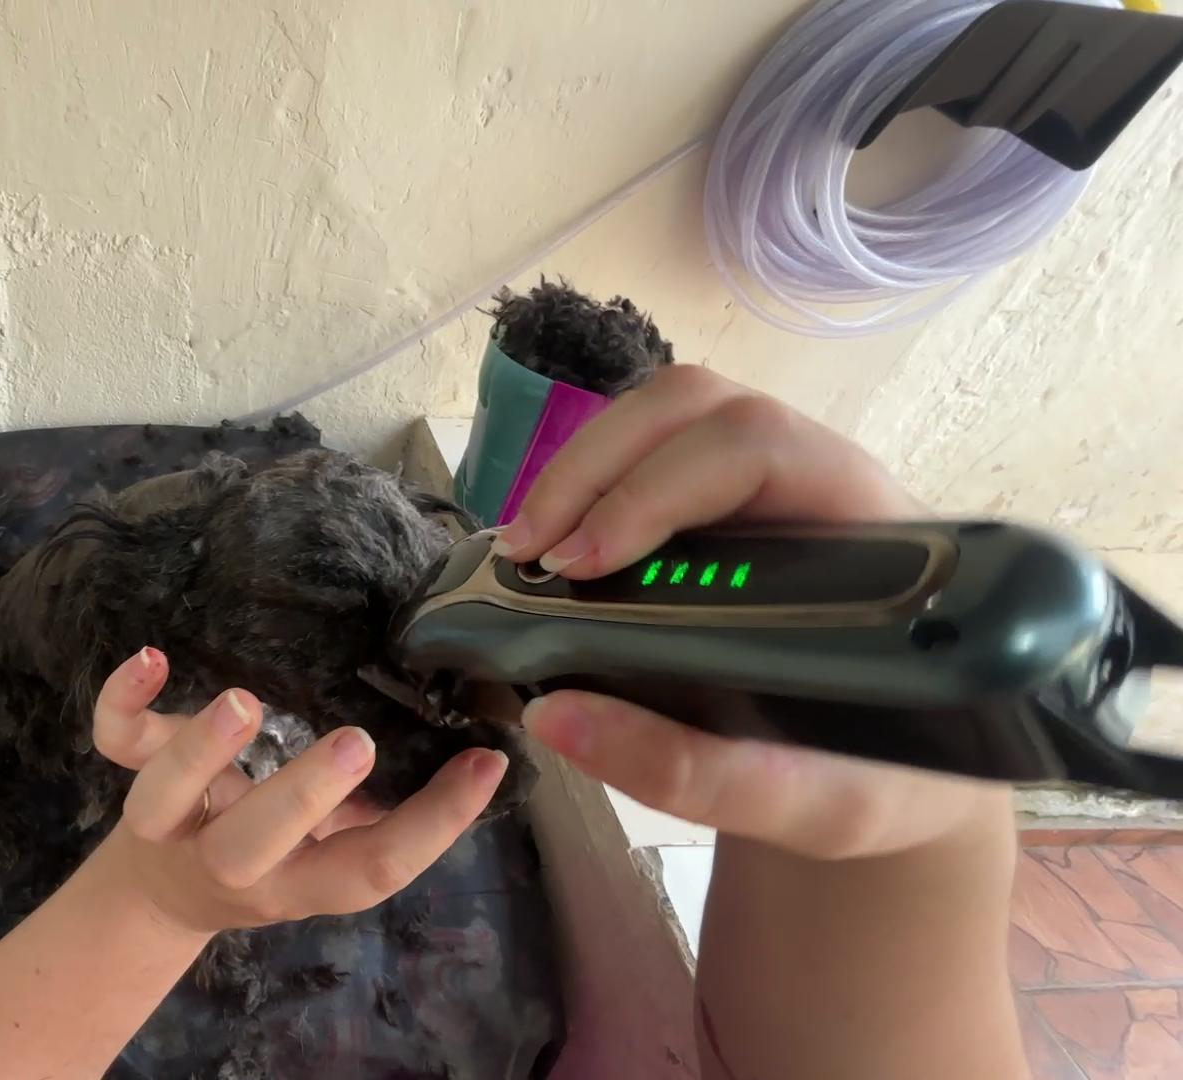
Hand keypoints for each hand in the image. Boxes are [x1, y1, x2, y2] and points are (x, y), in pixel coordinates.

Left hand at [86, 647, 507, 936]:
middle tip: (357, 741)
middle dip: (304, 795)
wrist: (163, 884)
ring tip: (244, 701)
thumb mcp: (324, 845)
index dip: (432, 826)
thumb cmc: (265, 848)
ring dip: (202, 749)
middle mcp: (229, 856)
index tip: (485, 762)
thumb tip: (467, 748)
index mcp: (295, 875)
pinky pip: (114, 740)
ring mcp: (170, 817)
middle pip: (257, 845)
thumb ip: (376, 810)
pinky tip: (153, 656)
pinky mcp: (129, 772)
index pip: (369, 868)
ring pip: (166, 797)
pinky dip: (124, 698)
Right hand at [496, 365, 1010, 859]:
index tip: (578, 567)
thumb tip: (551, 714)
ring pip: (659, 416)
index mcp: (869, 534)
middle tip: (527, 553)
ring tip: (524, 546)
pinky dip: (576, 485)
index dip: (651, 492)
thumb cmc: (872, 779)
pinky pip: (637, 452)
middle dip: (590, 471)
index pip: (755, 449)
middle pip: (693, 408)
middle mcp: (816, 482)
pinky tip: (546, 542)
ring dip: (575, 471)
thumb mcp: (803, 805)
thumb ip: (688, 772)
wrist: (887, 763)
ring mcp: (762, 482)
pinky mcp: (711, 498)